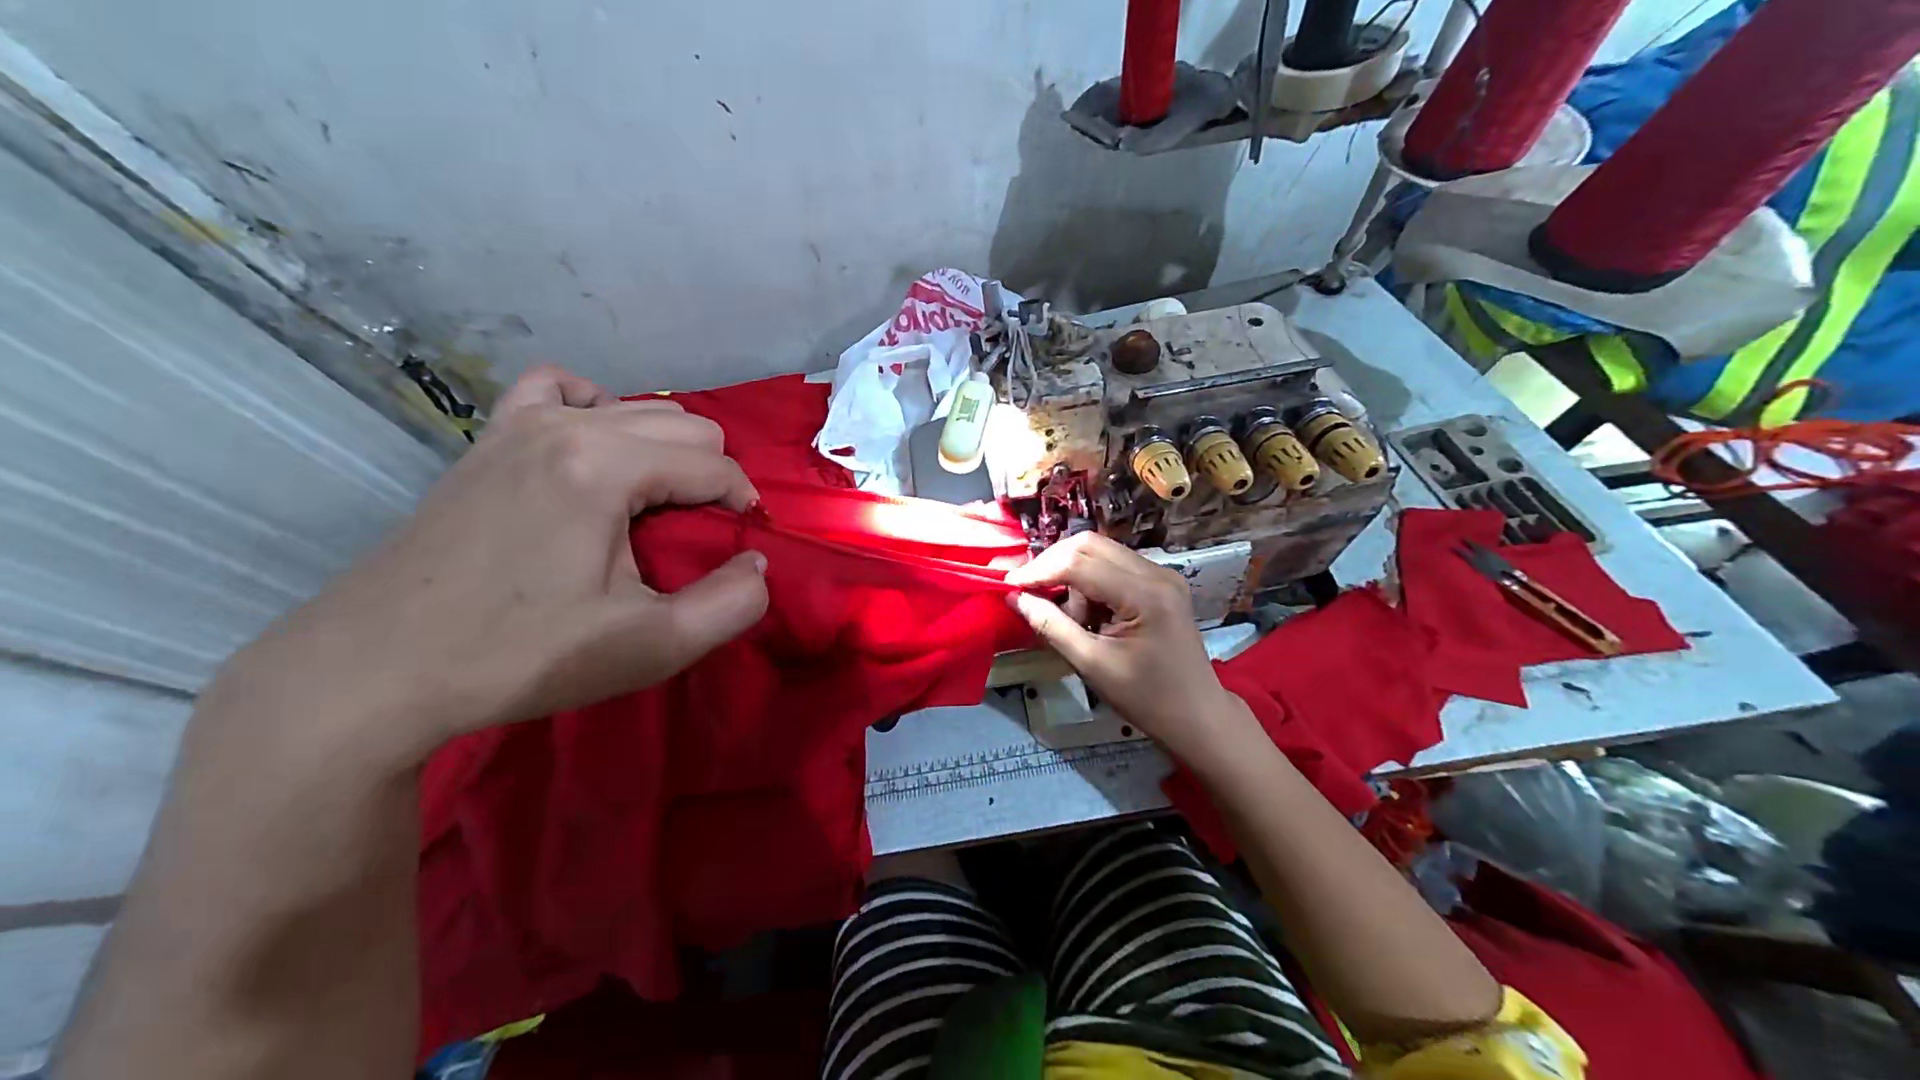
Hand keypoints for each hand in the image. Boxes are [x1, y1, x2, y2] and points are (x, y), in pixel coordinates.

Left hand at [209, 364, 769, 764]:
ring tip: (658, 506)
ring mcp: (518, 425)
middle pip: (684, 425)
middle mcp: (566, 424)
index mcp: (605, 466)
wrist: (378, 669)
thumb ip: (732, 604)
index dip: (743, 506)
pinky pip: (558, 392)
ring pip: (633, 407)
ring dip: (667, 450)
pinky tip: (596, 450)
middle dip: (713, 476)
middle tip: (702, 537)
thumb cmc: (521, 657)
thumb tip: (757, 564)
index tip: (739, 550)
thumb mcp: (650, 646)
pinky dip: (595, 410)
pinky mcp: (487, 441)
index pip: (714, 465)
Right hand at [1003, 533, 1252, 763]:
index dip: (1039, 571)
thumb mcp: (1092, 665)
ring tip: (1069, 617)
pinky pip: (1115, 566)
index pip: (1079, 563)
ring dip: (1073, 575)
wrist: (1197, 715)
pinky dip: (1091, 582)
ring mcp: (1162, 575)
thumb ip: (1051, 626)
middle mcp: (1157, 573)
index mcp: (1145, 594)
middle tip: (1029, 592)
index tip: (1010, 586)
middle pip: (1090, 544)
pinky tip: (1088, 613)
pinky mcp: (1162, 582)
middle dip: (1053, 564)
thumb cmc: (1146, 698)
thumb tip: (1015, 598)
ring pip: (1101, 552)